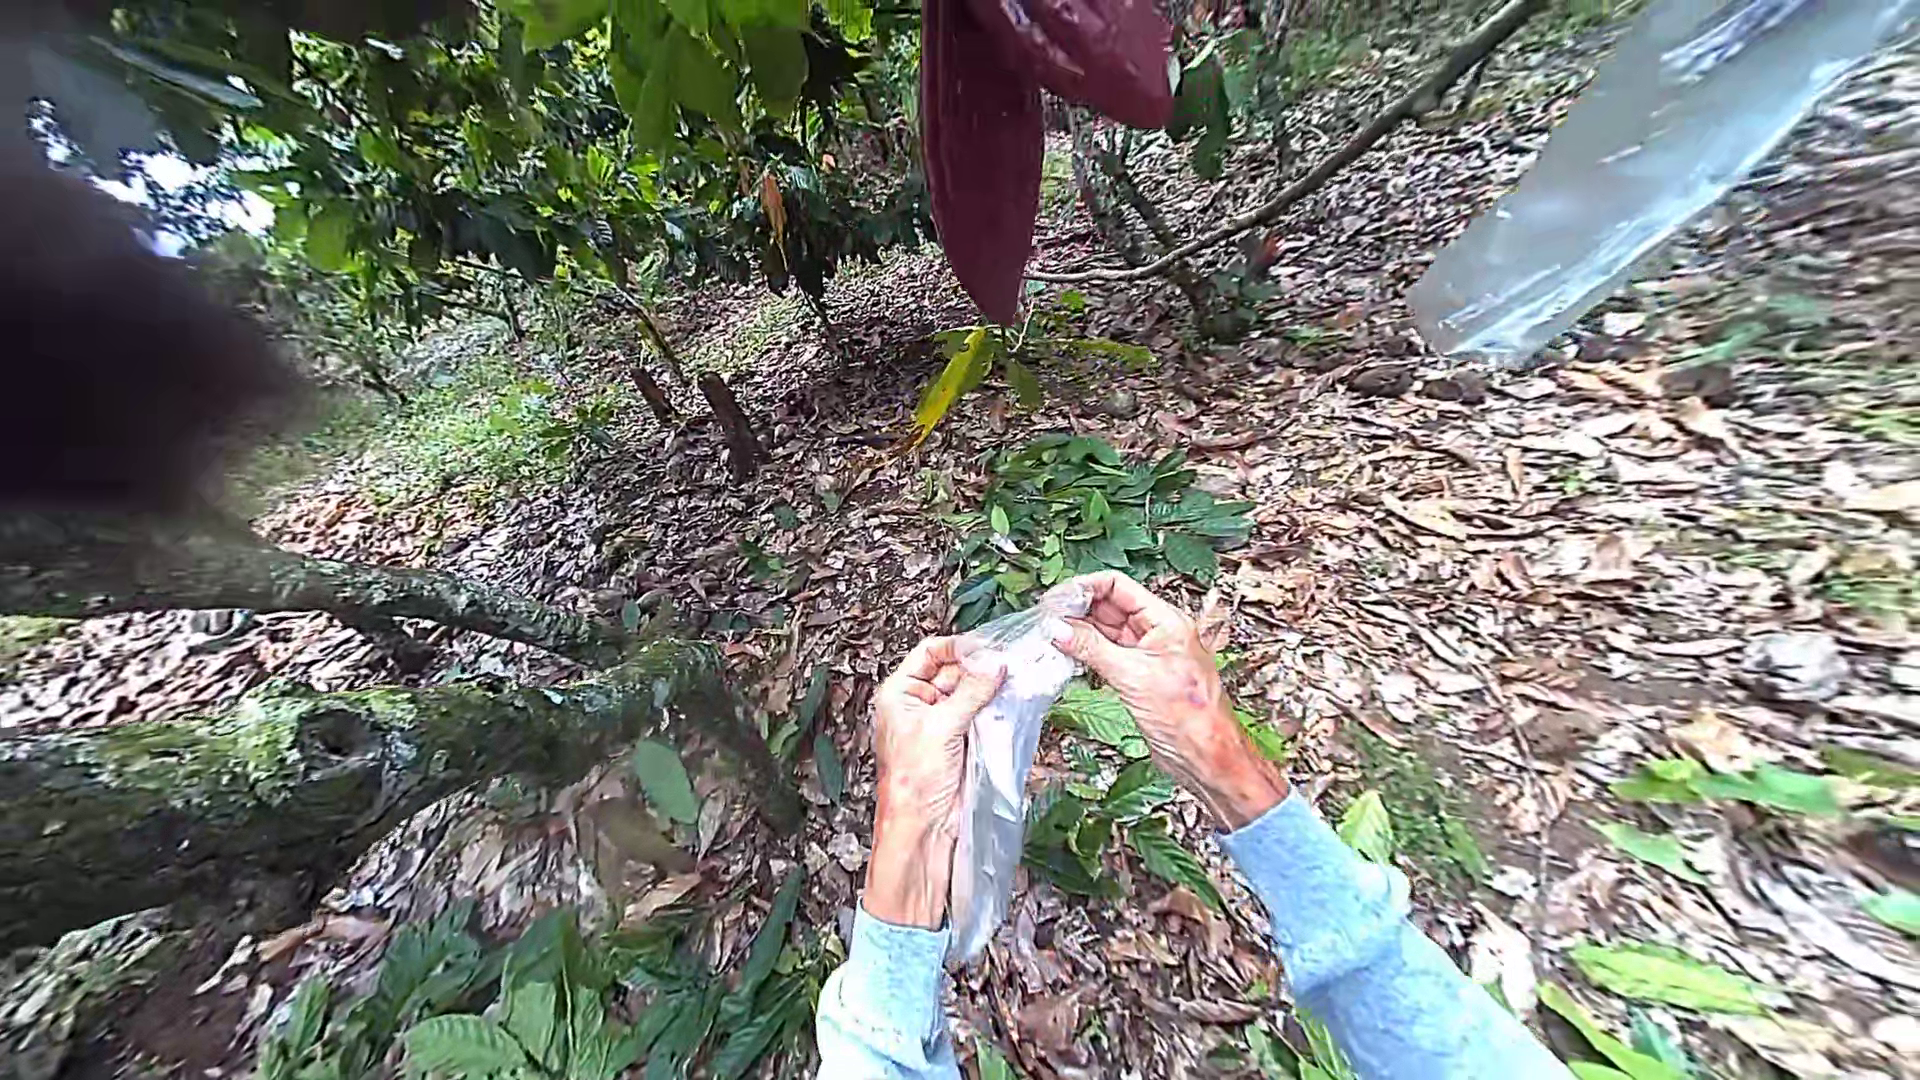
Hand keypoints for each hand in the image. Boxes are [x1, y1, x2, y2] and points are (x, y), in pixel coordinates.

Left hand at [864, 635, 1005, 927]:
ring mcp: (942, 719)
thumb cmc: (914, 781)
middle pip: (953, 669)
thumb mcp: (940, 728)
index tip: (987, 647)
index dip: (957, 647)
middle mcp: (919, 702)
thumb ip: (970, 692)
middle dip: (978, 666)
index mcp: (900, 693)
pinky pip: (980, 710)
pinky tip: (1011, 697)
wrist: (924, 829)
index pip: (930, 652)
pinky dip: (995, 703)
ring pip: (970, 689)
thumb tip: (995, 664)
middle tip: (1007, 661)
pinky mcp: (962, 736)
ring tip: (1013, 676)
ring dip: (990, 684)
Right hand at [1051, 571, 1287, 828]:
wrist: (1206, 760)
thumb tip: (1059, 628)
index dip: (1084, 588)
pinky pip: (1105, 652)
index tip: (1056, 599)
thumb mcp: (1133, 676)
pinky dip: (1084, 651)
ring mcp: (1145, 654)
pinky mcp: (1137, 675)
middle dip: (1076, 609)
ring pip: (1104, 629)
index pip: (1117, 586)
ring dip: (1077, 631)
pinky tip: (1066, 654)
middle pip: (1108, 606)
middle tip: (1047, 619)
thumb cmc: (1190, 719)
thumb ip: (1092, 648)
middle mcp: (1156, 632)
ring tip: (1051, 635)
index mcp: (1165, 621)